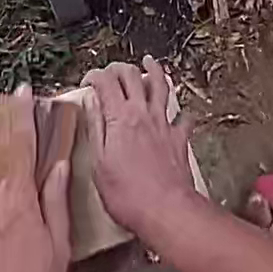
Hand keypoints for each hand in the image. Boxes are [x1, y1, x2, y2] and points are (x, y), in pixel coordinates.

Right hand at [83, 58, 202, 240]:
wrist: (165, 209)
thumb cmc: (128, 195)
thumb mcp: (100, 164)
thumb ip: (96, 129)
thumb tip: (92, 104)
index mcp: (120, 118)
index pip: (106, 83)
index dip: (96, 76)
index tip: (89, 79)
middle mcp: (143, 113)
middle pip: (133, 76)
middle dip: (121, 68)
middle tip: (113, 70)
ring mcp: (164, 122)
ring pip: (161, 86)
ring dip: (155, 70)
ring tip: (150, 62)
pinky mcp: (179, 136)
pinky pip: (183, 117)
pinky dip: (179, 111)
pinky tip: (179, 111)